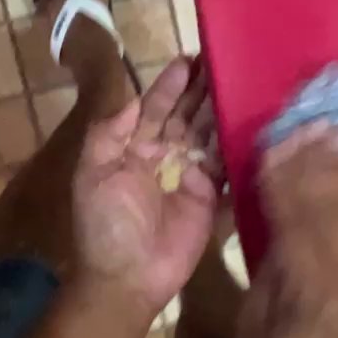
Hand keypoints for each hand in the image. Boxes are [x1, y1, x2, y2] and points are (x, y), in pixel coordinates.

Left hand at [72, 57, 219, 317]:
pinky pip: (223, 161)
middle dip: (199, 89)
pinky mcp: (210, 193)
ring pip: (205, 132)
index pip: (154, 108)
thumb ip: (109, 135)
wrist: (127, 278)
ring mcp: (188, 173)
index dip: (169, 85)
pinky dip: (232, 140)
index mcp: (132, 148)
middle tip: (219, 60)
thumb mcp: (92, 175)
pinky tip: (245, 117)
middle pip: (184, 114)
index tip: (187, 59)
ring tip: (236, 80)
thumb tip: (135, 100)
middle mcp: (162, 155)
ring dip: (217, 107)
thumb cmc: (106, 224)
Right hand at [237, 125, 337, 337]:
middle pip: (325, 193)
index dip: (286, 168)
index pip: (296, 205)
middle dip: (318, 152)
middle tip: (315, 111)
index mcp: (307, 267)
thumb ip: (273, 247)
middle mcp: (336, 255)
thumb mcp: (260, 306)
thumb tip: (273, 189)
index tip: (276, 133)